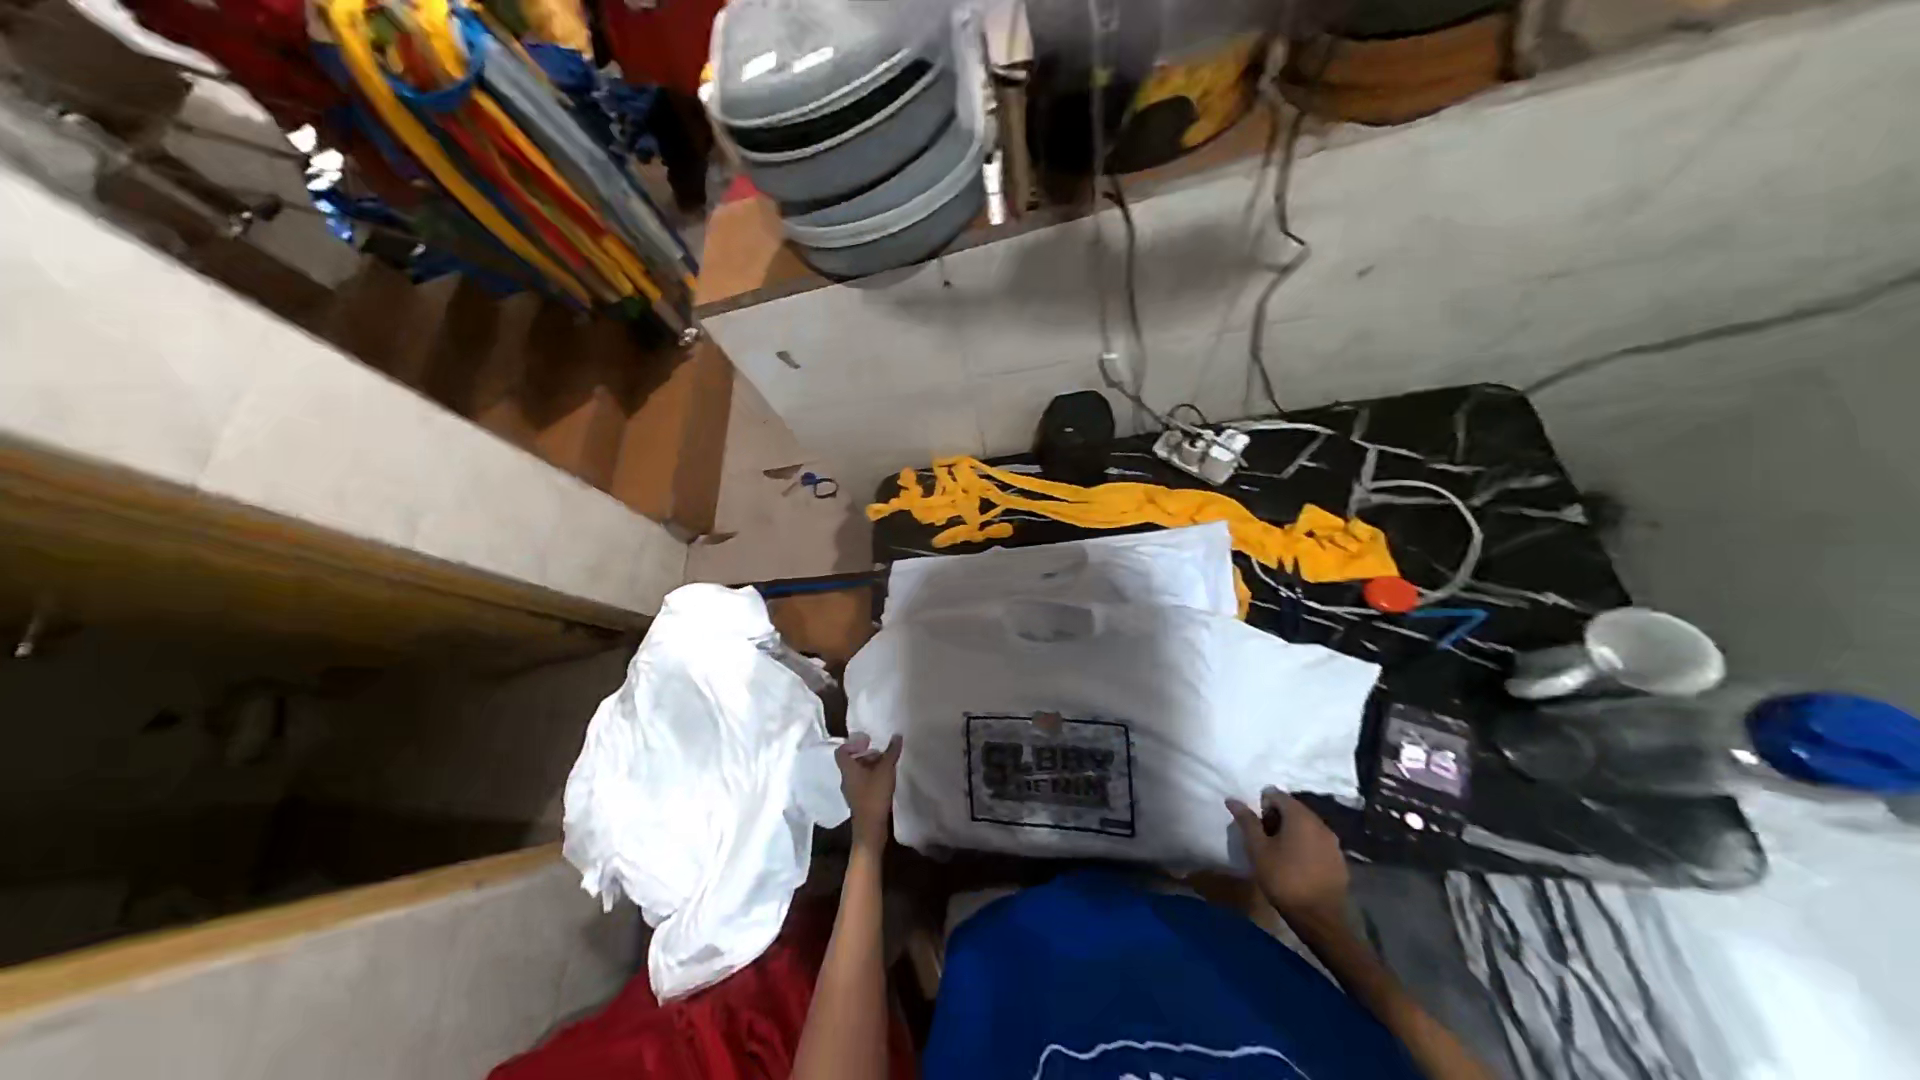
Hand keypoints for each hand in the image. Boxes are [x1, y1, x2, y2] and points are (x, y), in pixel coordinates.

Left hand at [837, 733, 901, 851]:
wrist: (871, 827)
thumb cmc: (874, 794)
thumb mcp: (886, 769)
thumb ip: (891, 752)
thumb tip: (897, 735)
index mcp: (847, 769)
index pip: (841, 751)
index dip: (853, 744)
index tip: (868, 743)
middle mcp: (846, 779)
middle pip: (851, 761)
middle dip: (866, 755)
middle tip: (882, 754)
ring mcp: (851, 791)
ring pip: (858, 773)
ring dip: (871, 767)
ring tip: (887, 766)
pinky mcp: (859, 801)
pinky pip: (862, 783)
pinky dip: (872, 778)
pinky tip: (885, 780)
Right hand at [1227, 787, 1349, 926]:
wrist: (1319, 918)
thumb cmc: (1283, 879)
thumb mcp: (1258, 849)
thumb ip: (1246, 821)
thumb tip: (1233, 799)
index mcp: (1300, 816)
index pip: (1277, 794)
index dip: (1262, 804)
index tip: (1254, 824)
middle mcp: (1320, 823)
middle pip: (1293, 808)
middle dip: (1276, 817)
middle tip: (1262, 837)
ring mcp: (1333, 842)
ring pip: (1306, 825)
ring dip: (1291, 831)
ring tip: (1278, 850)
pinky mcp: (1339, 859)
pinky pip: (1317, 841)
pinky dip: (1304, 844)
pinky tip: (1296, 863)